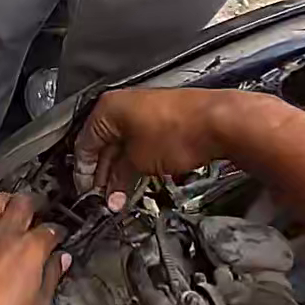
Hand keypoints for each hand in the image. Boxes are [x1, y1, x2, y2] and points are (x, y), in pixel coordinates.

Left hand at [0, 191, 69, 304]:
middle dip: (35, 202)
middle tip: (39, 208)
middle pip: (22, 202)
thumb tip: (61, 261)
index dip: (58, 231)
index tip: (59, 236)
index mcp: (29, 250)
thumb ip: (51, 277)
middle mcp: (4, 237)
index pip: (50, 229)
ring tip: (10, 206)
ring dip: (4, 199)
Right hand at [73, 88, 269, 207]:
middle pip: (103, 144)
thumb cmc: (177, 132)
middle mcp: (122, 105)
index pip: (84, 144)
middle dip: (104, 174)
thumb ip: (120, 177)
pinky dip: (138, 161)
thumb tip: (112, 193)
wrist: (220, 121)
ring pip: (123, 144)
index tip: (88, 192)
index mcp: (107, 108)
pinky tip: (139, 180)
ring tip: (122, 196)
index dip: (84, 172)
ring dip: (122, 171)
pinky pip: (141, 141)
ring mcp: (144, 110)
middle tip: (105, 199)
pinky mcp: (163, 118)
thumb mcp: (139, 161)